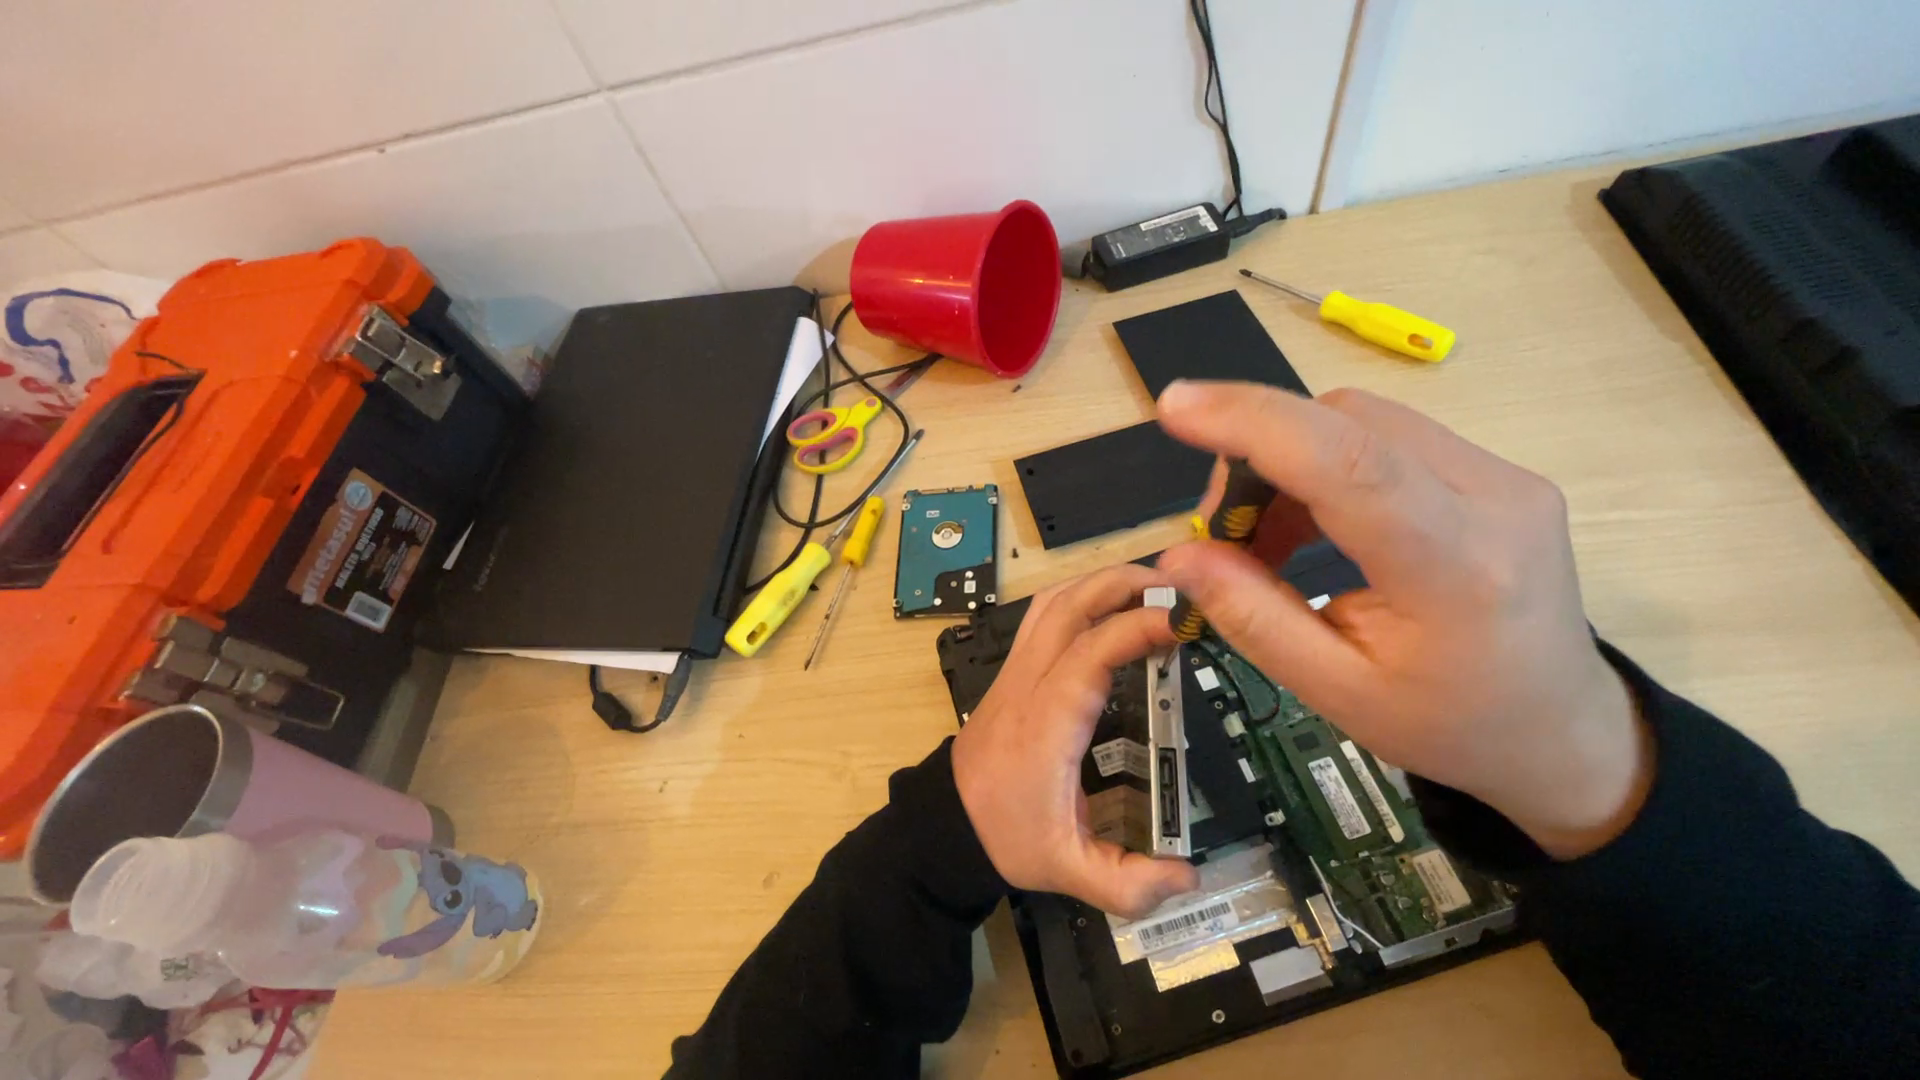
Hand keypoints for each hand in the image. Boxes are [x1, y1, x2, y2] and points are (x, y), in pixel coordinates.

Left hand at [951, 564, 1200, 916]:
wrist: (949, 823)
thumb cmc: (1008, 837)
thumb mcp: (1068, 872)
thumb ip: (1129, 885)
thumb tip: (1188, 875)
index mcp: (1047, 724)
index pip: (1090, 653)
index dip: (1136, 627)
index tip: (1183, 622)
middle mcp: (1028, 684)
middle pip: (1069, 606)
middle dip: (1124, 585)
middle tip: (1178, 590)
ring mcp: (1016, 670)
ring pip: (1053, 602)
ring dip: (1101, 584)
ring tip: (1151, 591)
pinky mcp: (1014, 670)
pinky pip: (1043, 615)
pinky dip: (1080, 597)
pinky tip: (1111, 609)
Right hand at [1155, 381, 1650, 858]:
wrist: (1562, 729)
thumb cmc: (1448, 725)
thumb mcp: (1337, 692)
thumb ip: (1254, 618)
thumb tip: (1181, 557)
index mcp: (1456, 571)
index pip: (1350, 466)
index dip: (1255, 425)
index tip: (1176, 407)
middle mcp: (1494, 501)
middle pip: (1348, 424)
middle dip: (1259, 454)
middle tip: (1222, 530)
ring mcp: (1504, 477)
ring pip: (1362, 421)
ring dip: (1288, 460)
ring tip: (1262, 536)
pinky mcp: (1496, 472)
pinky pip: (1386, 437)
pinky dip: (1323, 466)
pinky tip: (1309, 523)